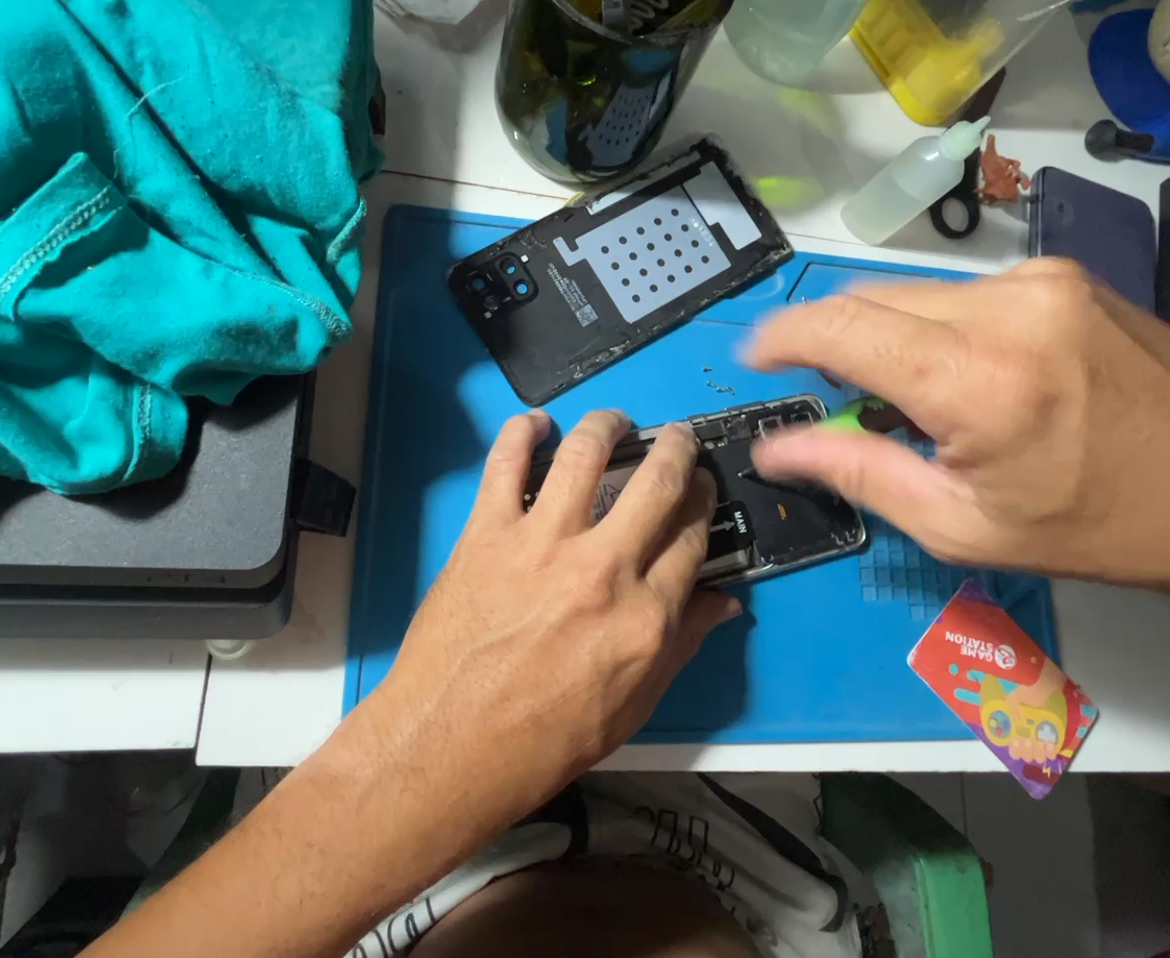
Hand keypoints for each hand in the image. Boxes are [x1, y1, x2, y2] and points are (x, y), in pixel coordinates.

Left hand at [363, 409, 735, 821]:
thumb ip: (680, 647)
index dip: (703, 504)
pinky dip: (521, 432)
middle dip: (678, 450)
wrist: (447, 748)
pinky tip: (535, 424)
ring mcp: (541, 544)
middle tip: (679, 439)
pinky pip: (505, 464)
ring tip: (615, 420)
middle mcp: (602, 568)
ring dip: (608, 424)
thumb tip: (722, 602)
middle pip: (657, 484)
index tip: (702, 490)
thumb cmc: (545, 741)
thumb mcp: (631, 707)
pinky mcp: (486, 534)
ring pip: (586, 454)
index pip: (692, 537)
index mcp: (645, 616)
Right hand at [742, 258, 1169, 601]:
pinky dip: (928, 327)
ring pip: (911, 295)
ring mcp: (1040, 281)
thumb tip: (776, 450)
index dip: (780, 338)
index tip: (752, 359)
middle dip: (827, 342)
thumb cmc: (1101, 529)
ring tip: (897, 400)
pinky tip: (952, 376)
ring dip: (880, 336)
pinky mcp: (1061, 276)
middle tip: (826, 399)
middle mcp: (1005, 306)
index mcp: (977, 378)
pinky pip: (958, 293)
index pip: (841, 328)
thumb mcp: (962, 526)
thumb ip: (856, 474)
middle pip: (868, 302)